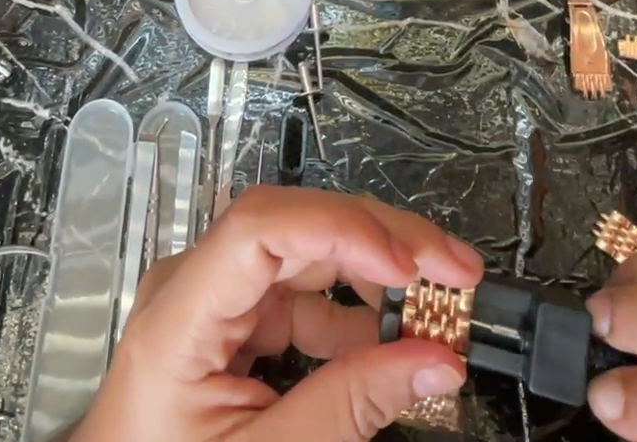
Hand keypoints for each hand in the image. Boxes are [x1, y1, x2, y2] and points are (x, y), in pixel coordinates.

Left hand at [70, 186, 484, 441]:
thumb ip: (350, 409)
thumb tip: (440, 360)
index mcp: (180, 314)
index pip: (258, 229)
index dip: (339, 229)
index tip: (409, 266)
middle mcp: (196, 283)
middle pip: (293, 225)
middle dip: (380, 237)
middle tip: (456, 267)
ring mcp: (218, 296)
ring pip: (307, 252)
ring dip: (378, 270)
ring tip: (443, 297)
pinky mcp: (237, 318)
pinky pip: (304, 298)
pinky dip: (356, 313)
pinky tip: (398, 336)